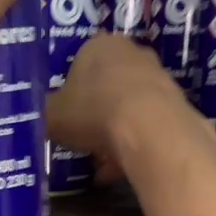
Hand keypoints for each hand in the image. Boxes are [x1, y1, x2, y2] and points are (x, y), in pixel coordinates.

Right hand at [47, 33, 191, 177]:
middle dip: (94, 114)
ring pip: (126, 108)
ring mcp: (155, 76)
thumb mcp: (51, 116)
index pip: (78, 64)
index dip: (69, 95)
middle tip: (82, 140)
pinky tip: (118, 169)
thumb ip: (45, 114)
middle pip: (105, 86)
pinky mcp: (173, 103)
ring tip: (100, 162)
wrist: (146, 127)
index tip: (66, 119)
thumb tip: (43, 117)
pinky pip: (144, 126)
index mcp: (97, 46)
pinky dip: (130, 145)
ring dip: (112, 133)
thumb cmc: (92, 111)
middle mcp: (129, 52)